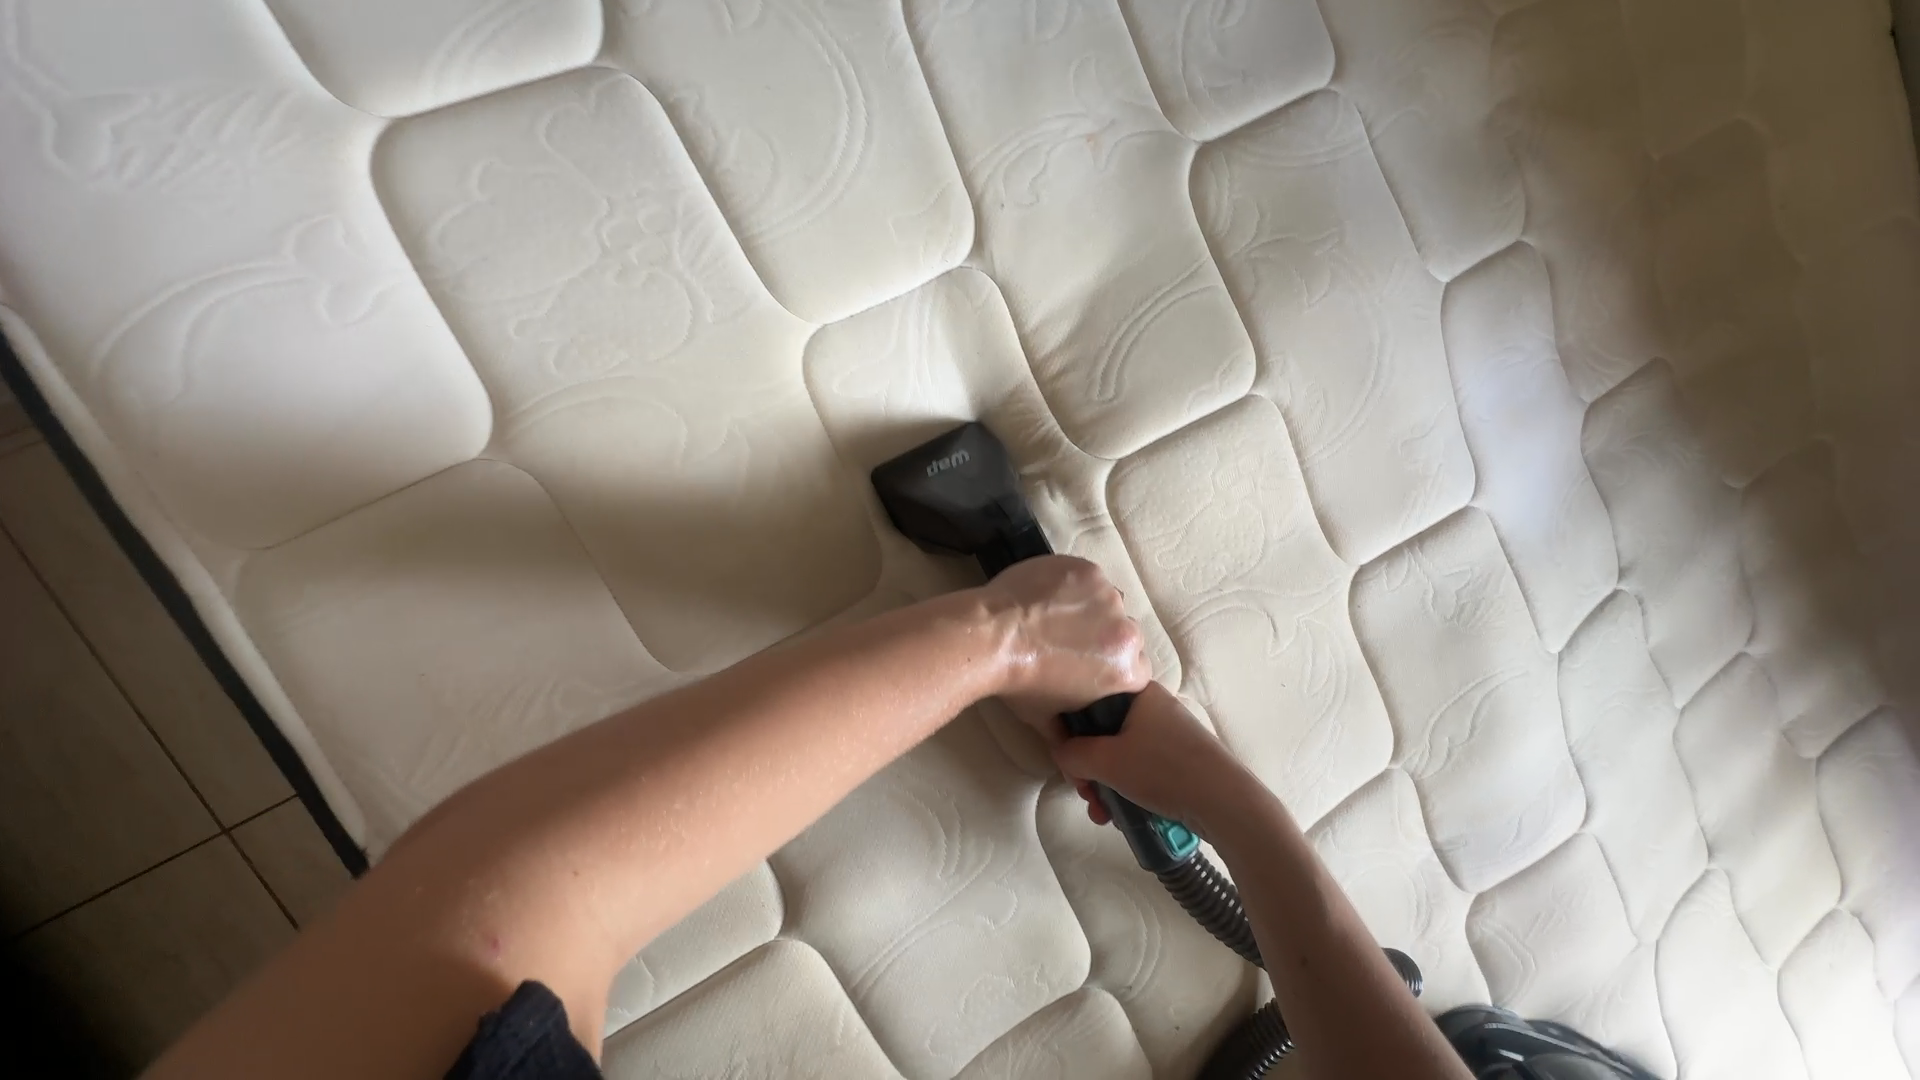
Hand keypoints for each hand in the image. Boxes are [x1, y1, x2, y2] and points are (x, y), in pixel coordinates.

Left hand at [980, 556, 1149, 732]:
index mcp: (1126, 671)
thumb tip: (1067, 741)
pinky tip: (1046, 593)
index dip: (1111, 667)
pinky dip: (1071, 584)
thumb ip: (1067, 730)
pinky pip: (1087, 577)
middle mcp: (1127, 632)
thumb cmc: (1020, 681)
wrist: (992, 638)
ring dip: (1087, 608)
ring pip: (1105, 602)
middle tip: (1067, 639)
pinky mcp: (1087, 570)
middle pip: (1123, 633)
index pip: (1136, 669)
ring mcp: (1107, 596)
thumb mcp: (1046, 719)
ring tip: (1052, 614)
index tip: (1089, 664)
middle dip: (1102, 637)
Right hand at [1051, 682, 1258, 835]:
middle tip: (1087, 796)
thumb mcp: (1106, 761)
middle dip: (1091, 771)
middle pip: (1106, 735)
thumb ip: (1073, 754)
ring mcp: (1173, 735)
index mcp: (1139, 694)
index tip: (1070, 766)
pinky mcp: (1184, 761)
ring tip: (1104, 815)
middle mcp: (1157, 708)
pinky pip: (1144, 770)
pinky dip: (1129, 791)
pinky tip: (1124, 817)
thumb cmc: (1163, 770)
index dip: (1073, 735)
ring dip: (1107, 787)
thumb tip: (1061, 752)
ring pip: (1124, 757)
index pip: (1092, 704)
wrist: (1227, 803)